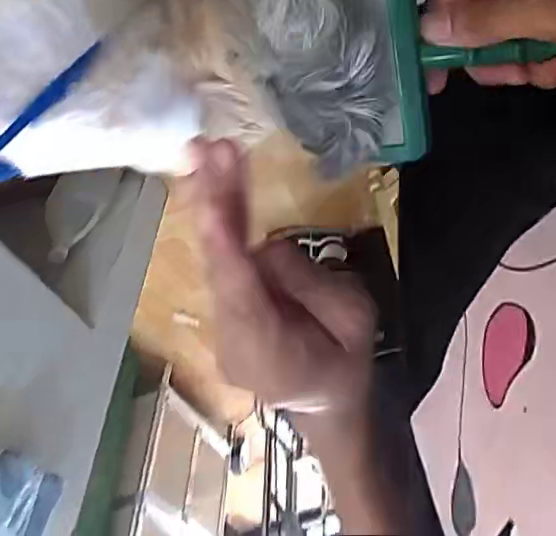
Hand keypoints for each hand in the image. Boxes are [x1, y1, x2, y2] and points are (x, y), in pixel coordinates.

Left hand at [191, 139, 375, 418]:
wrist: (328, 403)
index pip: (239, 287)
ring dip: (215, 200)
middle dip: (208, 205)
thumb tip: (269, 246)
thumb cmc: (347, 359)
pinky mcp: (228, 306)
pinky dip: (223, 217)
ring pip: (213, 256)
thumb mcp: (353, 318)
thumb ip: (311, 283)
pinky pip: (223, 258)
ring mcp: (223, 322)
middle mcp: (230, 333)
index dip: (223, 239)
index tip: (211, 198)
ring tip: (213, 152)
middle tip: (202, 153)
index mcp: (264, 345)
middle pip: (215, 264)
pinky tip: (225, 180)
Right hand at [420, 0, 555, 91]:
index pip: (443, 8)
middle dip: (516, 63)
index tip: (441, 88)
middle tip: (543, 71)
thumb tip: (425, 29)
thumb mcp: (545, 15)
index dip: (441, 48)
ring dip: (550, 65)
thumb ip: (484, 24)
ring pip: (518, 47)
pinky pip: (546, 43)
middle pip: (481, 35)